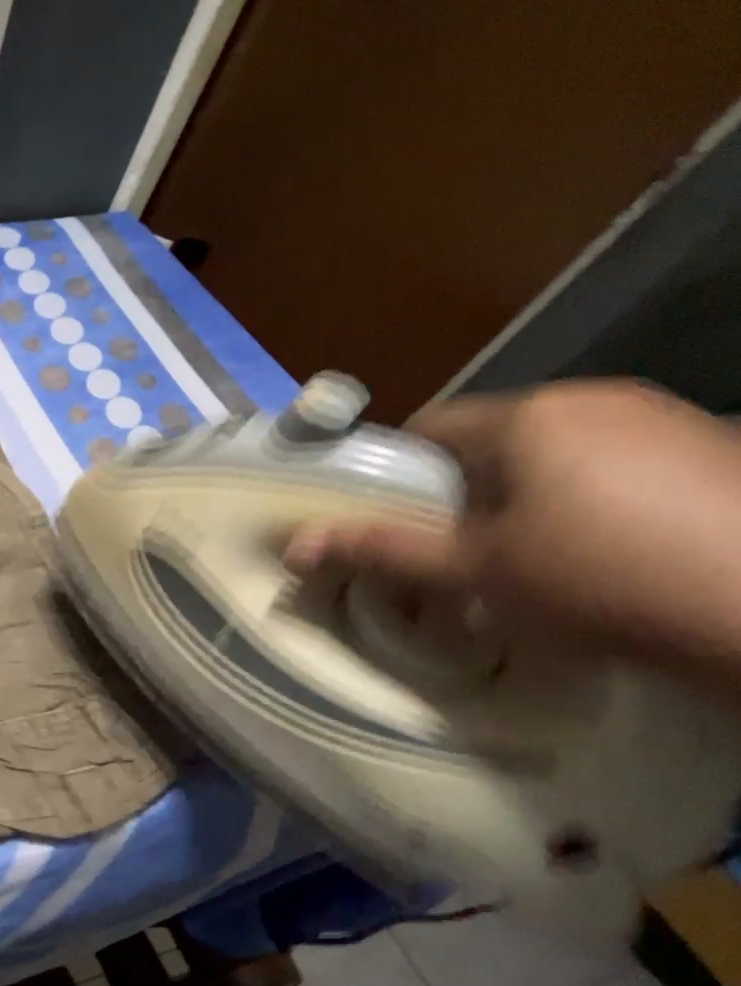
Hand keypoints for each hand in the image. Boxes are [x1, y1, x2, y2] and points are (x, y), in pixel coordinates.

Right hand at [284, 379, 740, 686]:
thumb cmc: (606, 582)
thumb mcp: (478, 573)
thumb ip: (384, 549)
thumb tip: (293, 544)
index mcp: (526, 416)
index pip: (426, 428)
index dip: (399, 478)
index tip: (404, 529)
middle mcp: (594, 398)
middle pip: (492, 441)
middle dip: (467, 493)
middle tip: (465, 556)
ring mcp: (667, 418)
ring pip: (559, 453)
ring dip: (533, 497)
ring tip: (543, 563)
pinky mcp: (718, 449)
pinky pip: (622, 464)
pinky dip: (600, 501)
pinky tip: (618, 556)